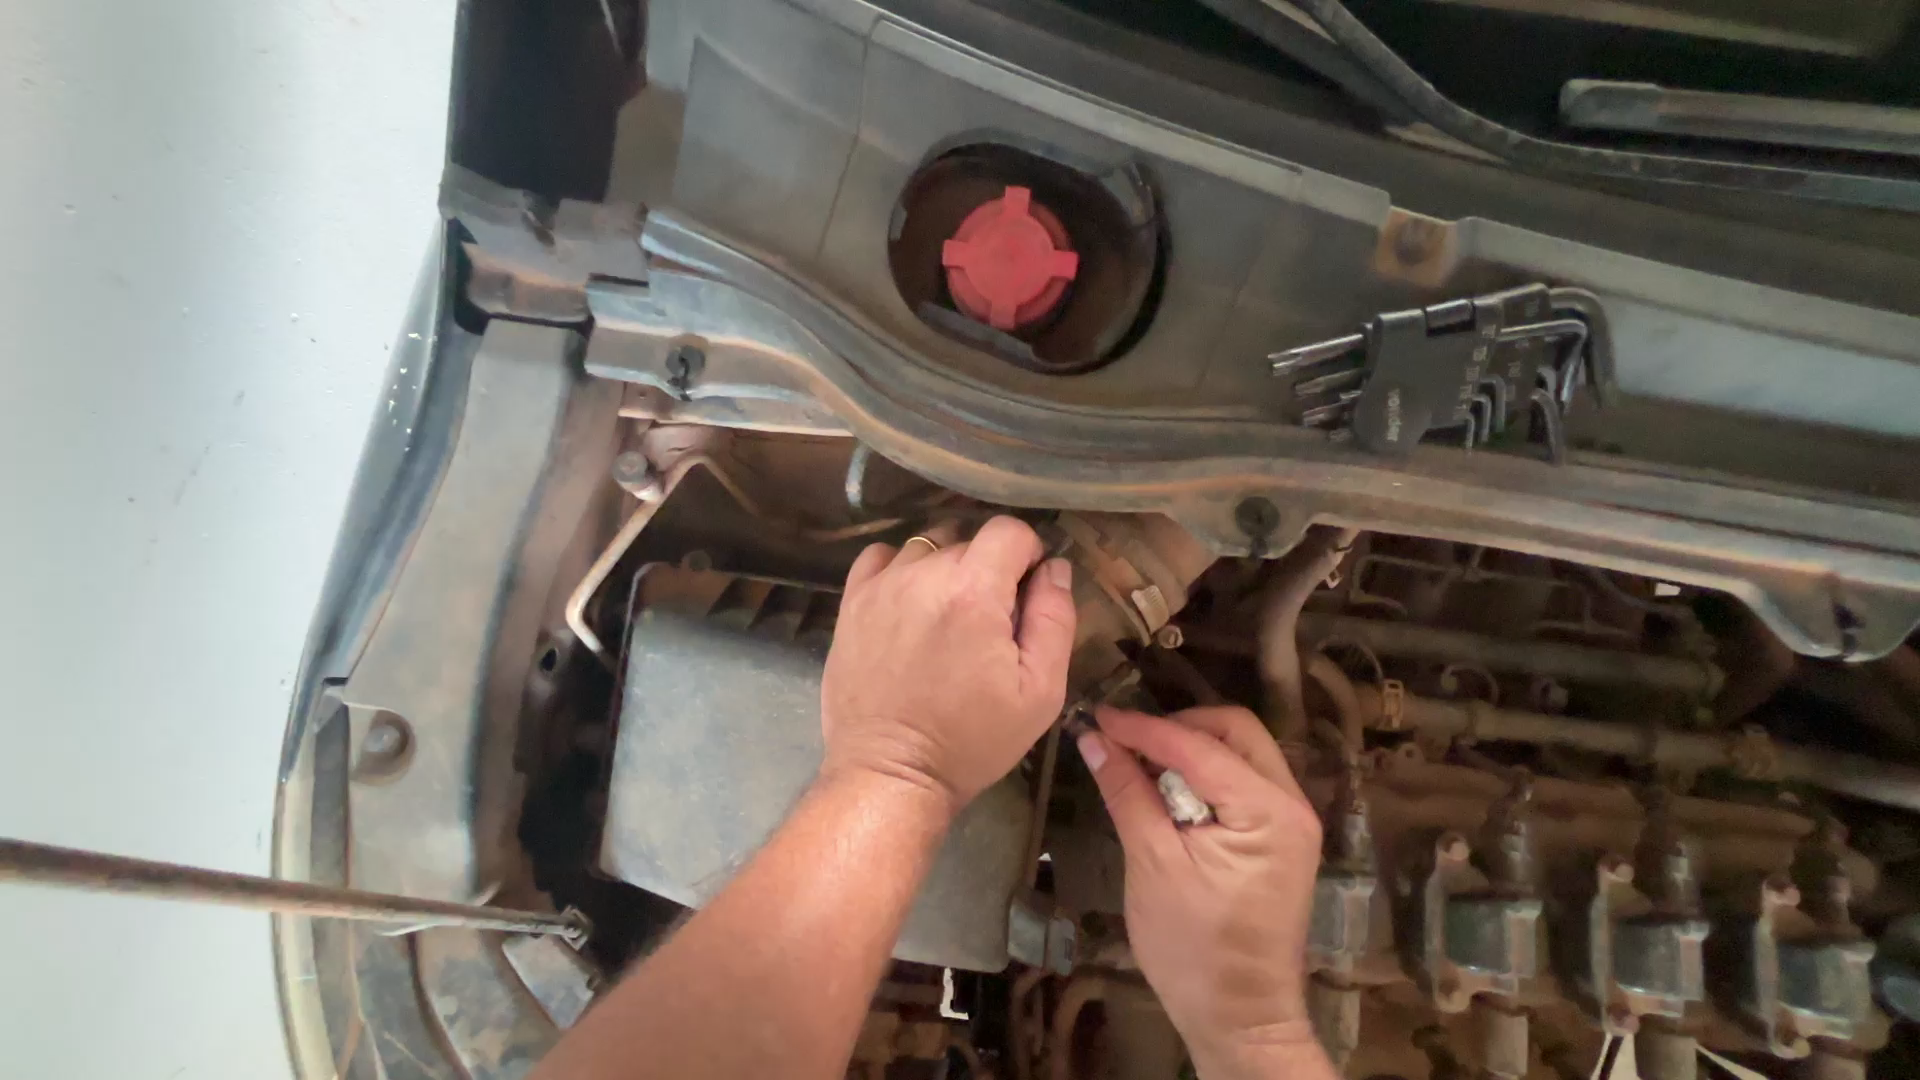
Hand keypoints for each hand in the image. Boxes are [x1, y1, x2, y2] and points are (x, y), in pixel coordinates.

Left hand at [820, 515, 1077, 813]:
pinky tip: (910, 601)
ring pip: (928, 545)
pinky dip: (901, 567)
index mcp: (973, 592)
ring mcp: (881, 585)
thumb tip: (1054, 567)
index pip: (1010, 530)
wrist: (890, 775)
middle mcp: (923, 574)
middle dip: (989, 568)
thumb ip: (1055, 619)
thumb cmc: (972, 740)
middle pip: (969, 539)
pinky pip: (882, 557)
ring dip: (946, 567)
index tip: (1026, 592)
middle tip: (990, 620)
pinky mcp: (851, 602)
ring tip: (948, 613)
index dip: (1028, 555)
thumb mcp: (1040, 692)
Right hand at [1077, 705, 1334, 1079]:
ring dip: (1189, 746)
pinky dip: (1202, 771)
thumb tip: (1094, 738)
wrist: (1239, 1021)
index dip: (1143, 727)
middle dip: (1176, 727)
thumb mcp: (1152, 864)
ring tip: (1141, 763)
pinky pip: (1240, 778)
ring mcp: (1290, 820)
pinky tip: (1167, 787)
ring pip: (1239, 749)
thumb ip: (1127, 792)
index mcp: (1267, 812)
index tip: (1097, 717)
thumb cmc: (1193, 949)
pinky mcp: (1278, 835)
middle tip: (1128, 742)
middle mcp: (1290, 804)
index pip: (1198, 745)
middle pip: (1233, 730)